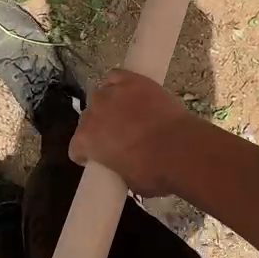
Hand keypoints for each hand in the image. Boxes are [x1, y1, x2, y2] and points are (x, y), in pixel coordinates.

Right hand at [68, 69, 202, 196]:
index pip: (76, 147)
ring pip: (101, 94)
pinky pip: (115, 76)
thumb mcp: (128, 181)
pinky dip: (119, 83)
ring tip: (127, 114)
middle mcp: (92, 113)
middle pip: (87, 118)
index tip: (99, 158)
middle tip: (118, 137)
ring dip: (109, 105)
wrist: (182, 150)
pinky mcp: (130, 79)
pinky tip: (130, 92)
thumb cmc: (154, 173)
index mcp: (86, 140)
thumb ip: (116, 167)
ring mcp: (110, 93)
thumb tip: (122, 164)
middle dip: (98, 127)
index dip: (87, 154)